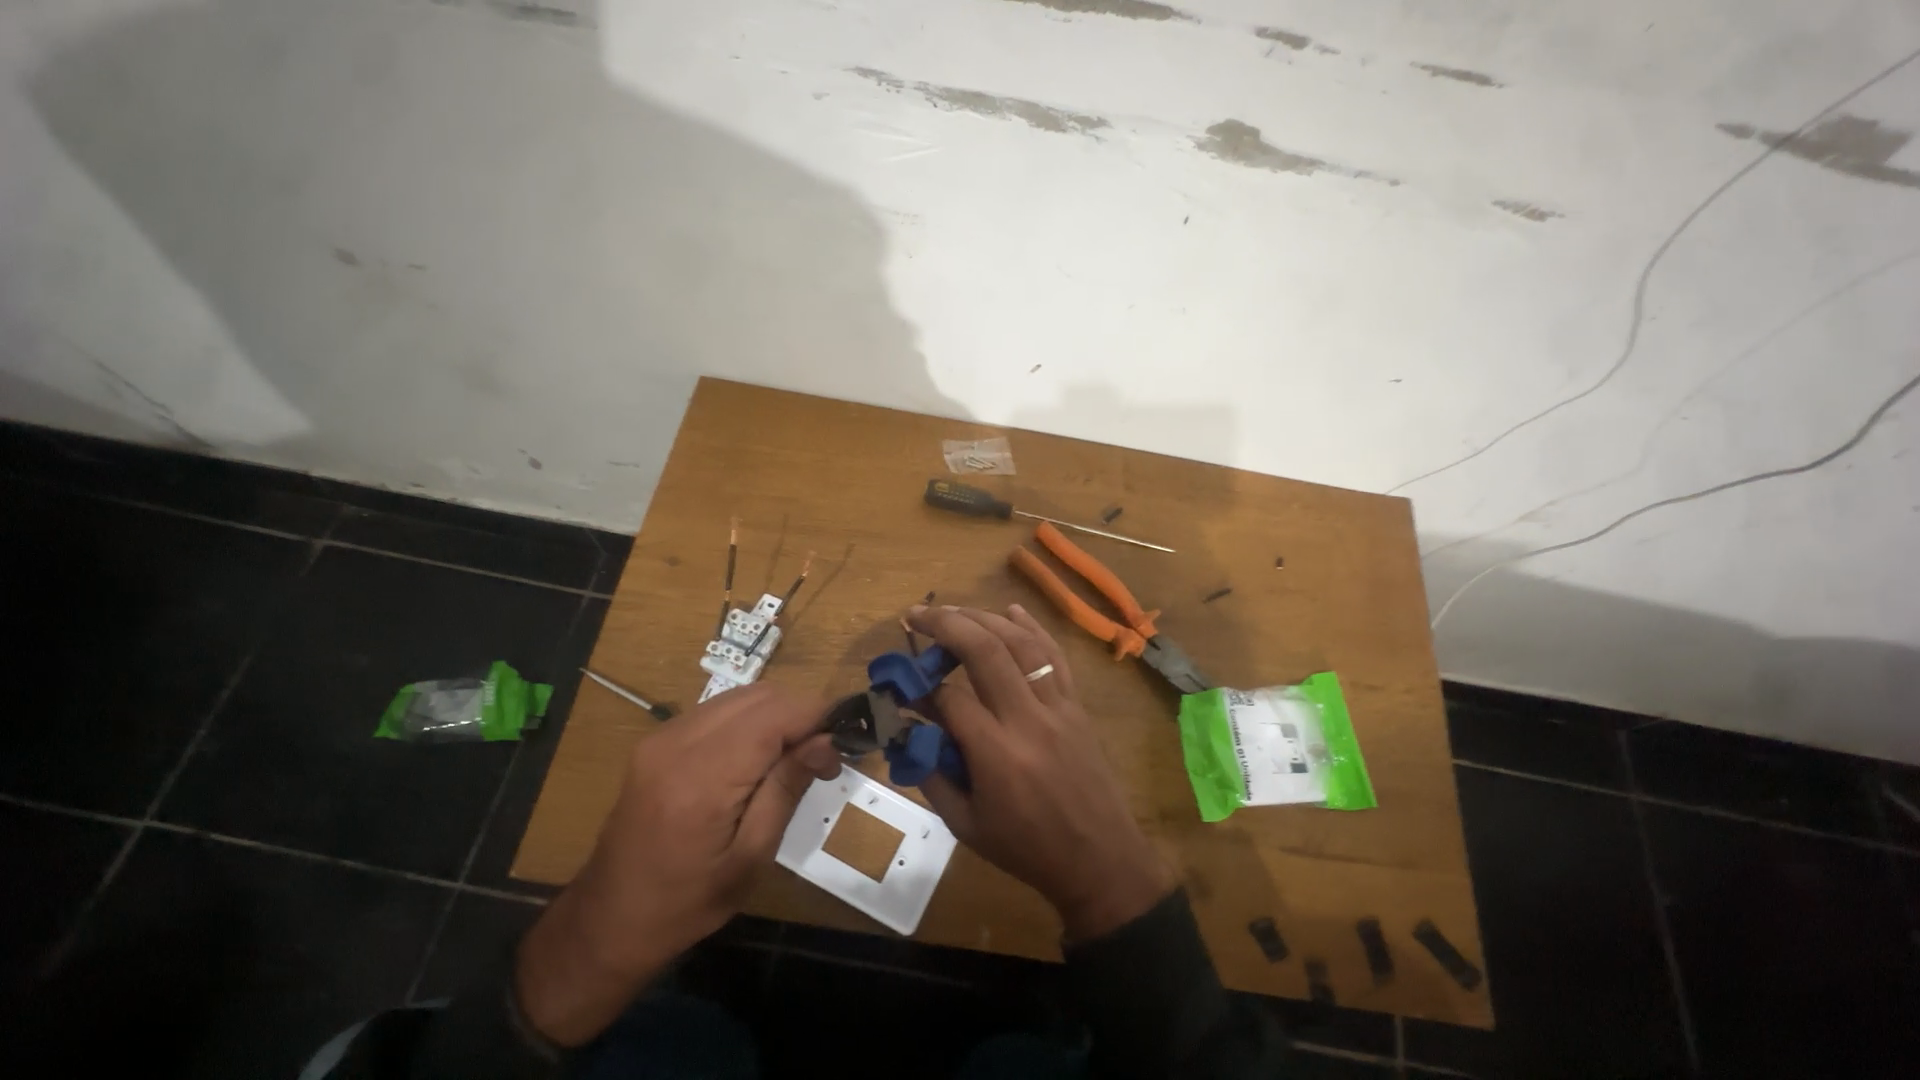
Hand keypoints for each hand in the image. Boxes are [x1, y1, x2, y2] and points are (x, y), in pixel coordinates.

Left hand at [515, 682, 840, 1044]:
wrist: (610, 919)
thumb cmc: (688, 902)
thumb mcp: (751, 857)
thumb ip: (787, 789)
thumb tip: (827, 742)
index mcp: (703, 777)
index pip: (775, 714)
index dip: (818, 717)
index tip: (845, 743)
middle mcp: (678, 742)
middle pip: (759, 696)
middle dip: (800, 714)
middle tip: (824, 757)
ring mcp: (662, 737)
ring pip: (739, 697)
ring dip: (776, 716)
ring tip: (796, 758)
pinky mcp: (655, 742)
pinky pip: (716, 711)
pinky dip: (748, 722)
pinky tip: (758, 758)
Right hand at [907, 605, 1174, 942]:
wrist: (1100, 860)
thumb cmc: (1027, 849)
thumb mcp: (966, 825)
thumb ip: (932, 775)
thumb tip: (907, 733)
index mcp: (997, 755)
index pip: (950, 699)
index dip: (920, 687)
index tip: (902, 686)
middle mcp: (1028, 720)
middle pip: (986, 651)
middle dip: (946, 625)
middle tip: (915, 616)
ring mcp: (1058, 708)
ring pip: (1021, 644)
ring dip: (983, 618)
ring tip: (952, 611)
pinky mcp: (1077, 706)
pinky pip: (1054, 656)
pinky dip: (1031, 627)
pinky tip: (1010, 609)